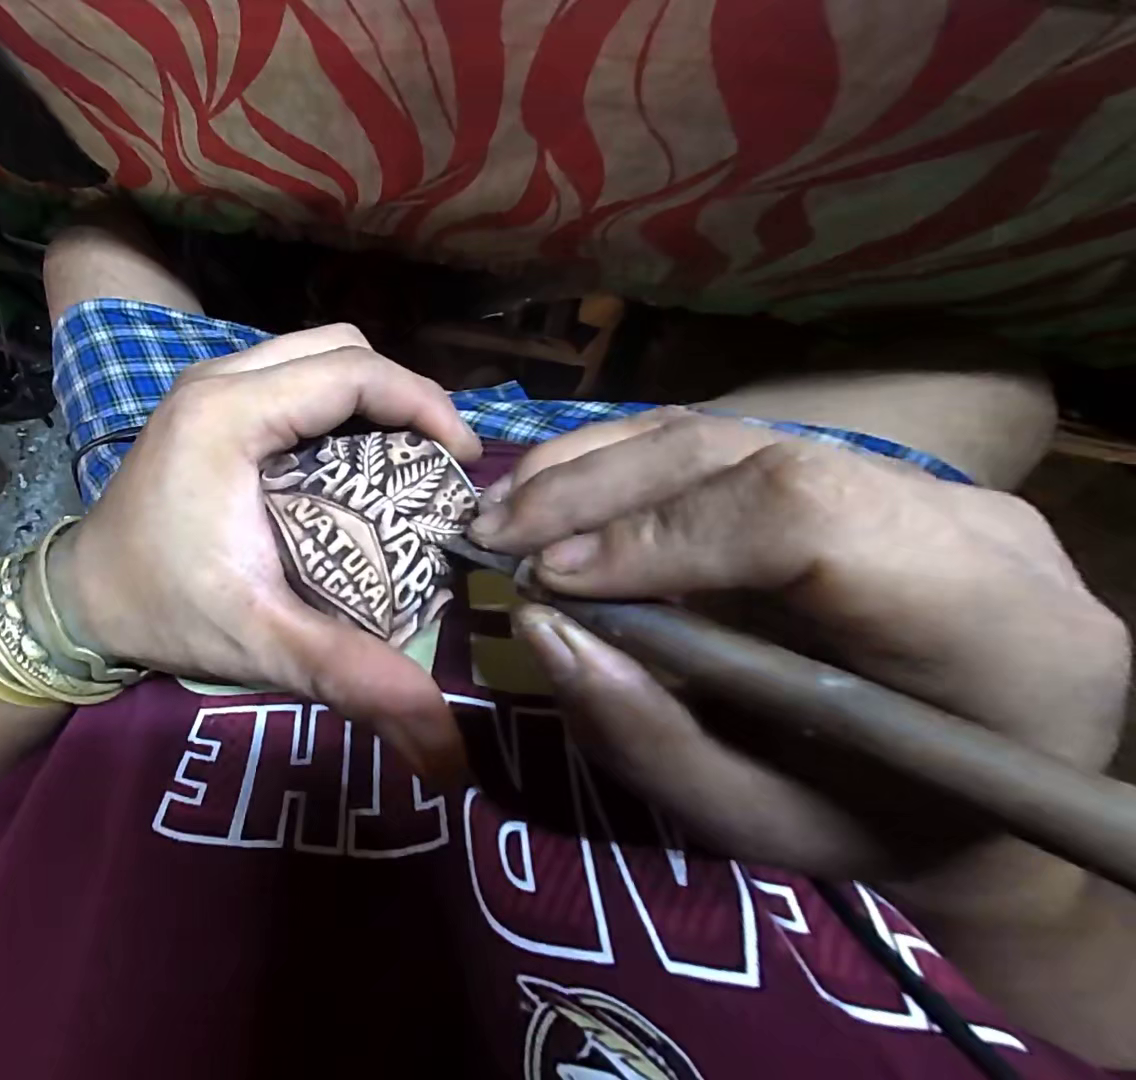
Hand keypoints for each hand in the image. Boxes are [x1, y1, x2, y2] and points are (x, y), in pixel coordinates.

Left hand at [53, 325, 481, 778]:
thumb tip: (444, 744)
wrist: (80, 597)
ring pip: (311, 357)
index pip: (350, 372)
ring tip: (401, 457)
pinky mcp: (200, 408)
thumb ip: (345, 672)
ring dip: (365, 397)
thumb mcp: (255, 641)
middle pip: (337, 349)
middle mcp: (215, 384)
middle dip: (400, 394)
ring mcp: (203, 389)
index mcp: (227, 417)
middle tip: (433, 460)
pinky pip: (285, 381)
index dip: (423, 402)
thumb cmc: (160, 610)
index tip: (462, 458)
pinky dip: (329, 406)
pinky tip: (345, 459)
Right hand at [470, 408, 1129, 920]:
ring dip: (572, 471)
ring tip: (495, 519)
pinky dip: (591, 465)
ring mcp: (877, 478)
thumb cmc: (862, 818)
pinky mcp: (811, 471)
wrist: (956, 784)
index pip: (805, 515)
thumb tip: (535, 624)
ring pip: (695, 432)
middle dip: (584, 493)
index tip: (549, 581)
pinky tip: (534, 499)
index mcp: (982, 622)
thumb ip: (645, 735)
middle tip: (490, 541)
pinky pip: (685, 442)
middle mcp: (940, 518)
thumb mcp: (751, 817)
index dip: (655, 534)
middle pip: (728, 451)